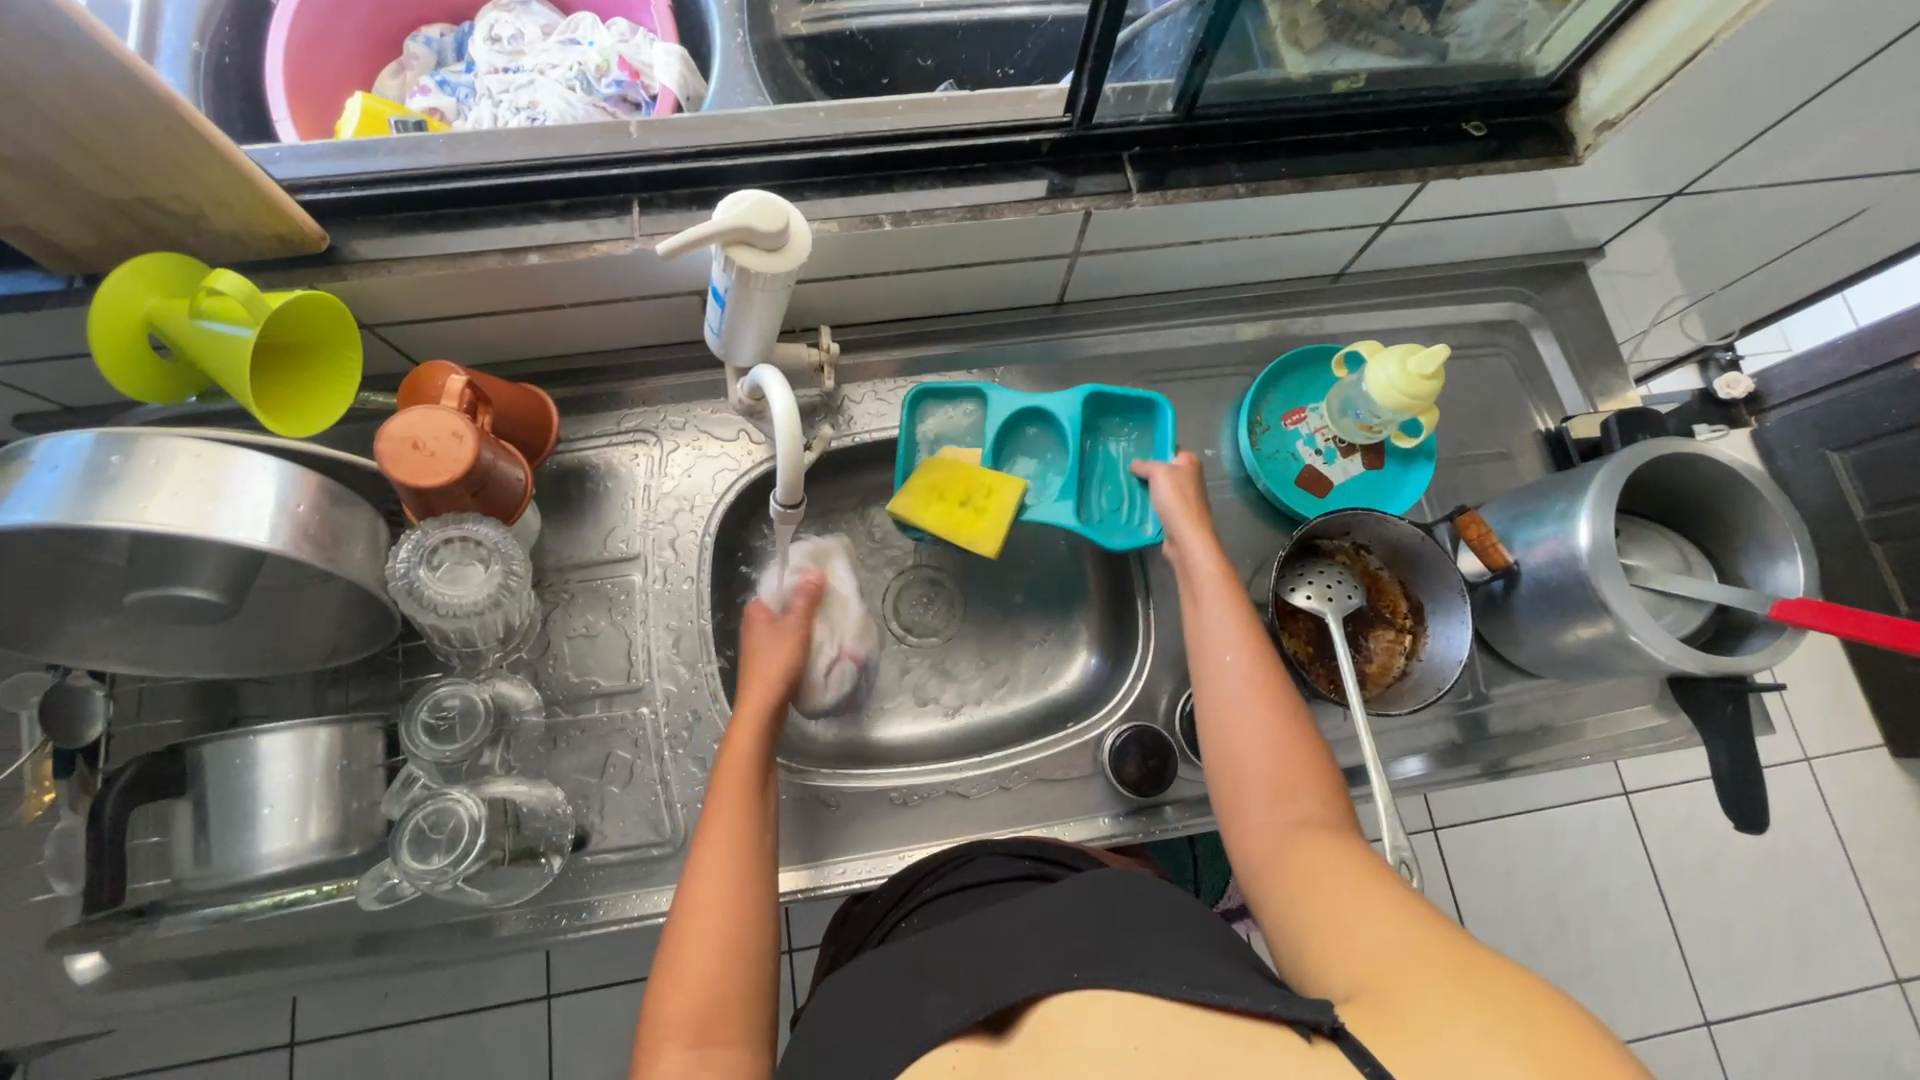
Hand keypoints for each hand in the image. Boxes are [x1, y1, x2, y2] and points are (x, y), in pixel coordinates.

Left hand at [735, 571, 826, 717]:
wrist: (763, 706)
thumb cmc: (777, 662)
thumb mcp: (796, 626)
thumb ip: (806, 598)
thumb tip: (814, 572)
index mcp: (756, 609)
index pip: (779, 585)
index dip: (800, 582)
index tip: (823, 582)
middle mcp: (754, 622)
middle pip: (784, 605)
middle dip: (806, 604)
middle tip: (831, 601)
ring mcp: (759, 643)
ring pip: (786, 625)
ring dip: (805, 624)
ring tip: (829, 621)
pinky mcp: (767, 660)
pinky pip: (787, 642)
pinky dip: (801, 641)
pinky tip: (817, 643)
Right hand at [1132, 451, 1223, 572]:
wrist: (1186, 537)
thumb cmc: (1176, 500)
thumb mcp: (1158, 473)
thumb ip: (1145, 465)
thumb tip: (1134, 463)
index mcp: (1190, 462)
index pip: (1170, 448)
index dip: (1154, 448)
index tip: (1134, 451)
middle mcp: (1189, 477)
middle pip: (1163, 469)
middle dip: (1146, 470)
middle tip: (1125, 469)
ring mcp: (1184, 497)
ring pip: (1159, 488)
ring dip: (1144, 489)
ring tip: (1124, 485)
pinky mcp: (1177, 514)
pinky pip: (1158, 504)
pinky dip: (1147, 504)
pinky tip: (1132, 504)